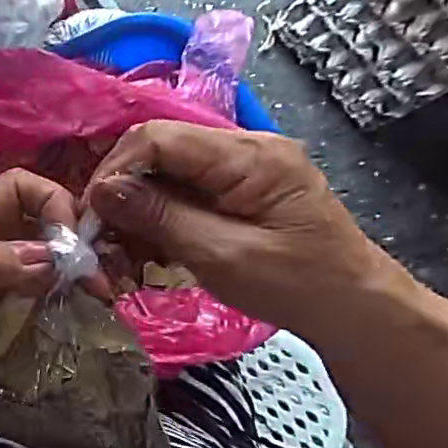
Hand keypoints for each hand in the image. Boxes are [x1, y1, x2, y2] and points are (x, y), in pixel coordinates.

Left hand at [0, 169, 80, 403]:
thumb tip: (51, 256)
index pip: (19, 184)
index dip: (51, 201)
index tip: (70, 244)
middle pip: (35, 218)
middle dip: (70, 241)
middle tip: (97, 284)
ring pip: (34, 252)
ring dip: (65, 269)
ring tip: (92, 300)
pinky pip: (24, 281)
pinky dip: (48, 290)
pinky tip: (64, 311)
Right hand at [82, 121, 413, 340]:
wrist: (355, 309)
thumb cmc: (298, 286)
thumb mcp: (221, 255)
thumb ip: (159, 217)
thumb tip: (101, 191)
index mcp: (249, 156)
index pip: (157, 138)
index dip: (114, 171)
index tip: (92, 216)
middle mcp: (243, 148)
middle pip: (155, 152)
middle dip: (121, 194)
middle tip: (103, 239)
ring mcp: (238, 167)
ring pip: (160, 173)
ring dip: (134, 212)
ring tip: (127, 254)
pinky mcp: (232, 188)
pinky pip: (176, 191)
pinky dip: (154, 220)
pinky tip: (151, 251)